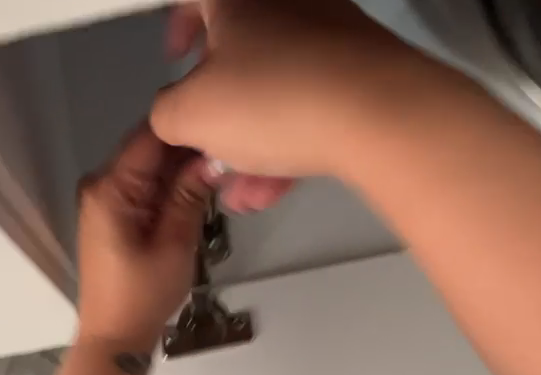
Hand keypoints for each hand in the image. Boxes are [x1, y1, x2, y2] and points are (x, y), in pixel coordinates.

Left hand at [75, 127, 214, 352]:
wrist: (114, 340)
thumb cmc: (142, 298)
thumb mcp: (174, 245)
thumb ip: (190, 196)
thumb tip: (213, 156)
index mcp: (110, 188)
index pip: (151, 135)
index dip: (189, 126)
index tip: (224, 125)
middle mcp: (100, 185)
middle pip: (148, 150)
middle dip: (186, 149)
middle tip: (229, 153)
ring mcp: (102, 201)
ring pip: (148, 170)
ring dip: (179, 171)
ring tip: (218, 171)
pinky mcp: (110, 218)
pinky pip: (142, 190)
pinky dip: (166, 190)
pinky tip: (195, 193)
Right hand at [152, 0, 453, 184]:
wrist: (374, 113)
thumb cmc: (275, 99)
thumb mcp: (190, 116)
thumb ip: (166, 114)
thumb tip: (172, 115)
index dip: (178, 26)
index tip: (175, 58)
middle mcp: (285, 2)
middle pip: (238, 52)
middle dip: (219, 112)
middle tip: (209, 147)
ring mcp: (327, 32)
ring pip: (274, 89)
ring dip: (251, 143)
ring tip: (243, 190)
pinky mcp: (356, 69)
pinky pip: (309, 103)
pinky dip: (287, 142)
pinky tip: (275, 187)